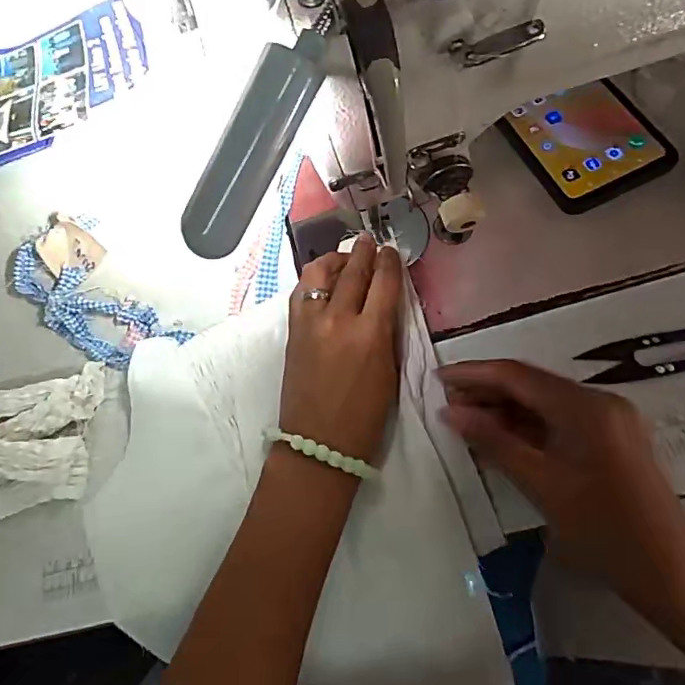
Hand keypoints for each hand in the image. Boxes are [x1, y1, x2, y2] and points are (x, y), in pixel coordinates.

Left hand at [280, 236, 402, 465]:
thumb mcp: (389, 372)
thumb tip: (386, 303)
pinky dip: (314, 280)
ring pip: (319, 273)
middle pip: (352, 271)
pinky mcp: (292, 331)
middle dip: (364, 252)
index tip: (392, 251)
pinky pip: (302, 292)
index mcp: (370, 334)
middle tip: (370, 242)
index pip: (383, 283)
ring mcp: (310, 323)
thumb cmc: (365, 416)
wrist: (318, 442)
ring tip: (344, 260)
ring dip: (335, 260)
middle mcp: (338, 320)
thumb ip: (388, 332)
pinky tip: (323, 282)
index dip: (390, 262)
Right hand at [439, 360, 684, 611]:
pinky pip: (561, 420)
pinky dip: (529, 425)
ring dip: (506, 409)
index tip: (437, 378)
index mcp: (585, 406)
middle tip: (445, 403)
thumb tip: (450, 412)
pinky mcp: (611, 438)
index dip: (473, 373)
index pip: (517, 375)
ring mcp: (609, 418)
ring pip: (545, 402)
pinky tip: (501, 437)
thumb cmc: (604, 531)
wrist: (669, 571)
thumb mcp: (542, 485)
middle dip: (487, 391)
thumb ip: (494, 442)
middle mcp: (599, 401)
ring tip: (465, 420)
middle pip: (532, 384)